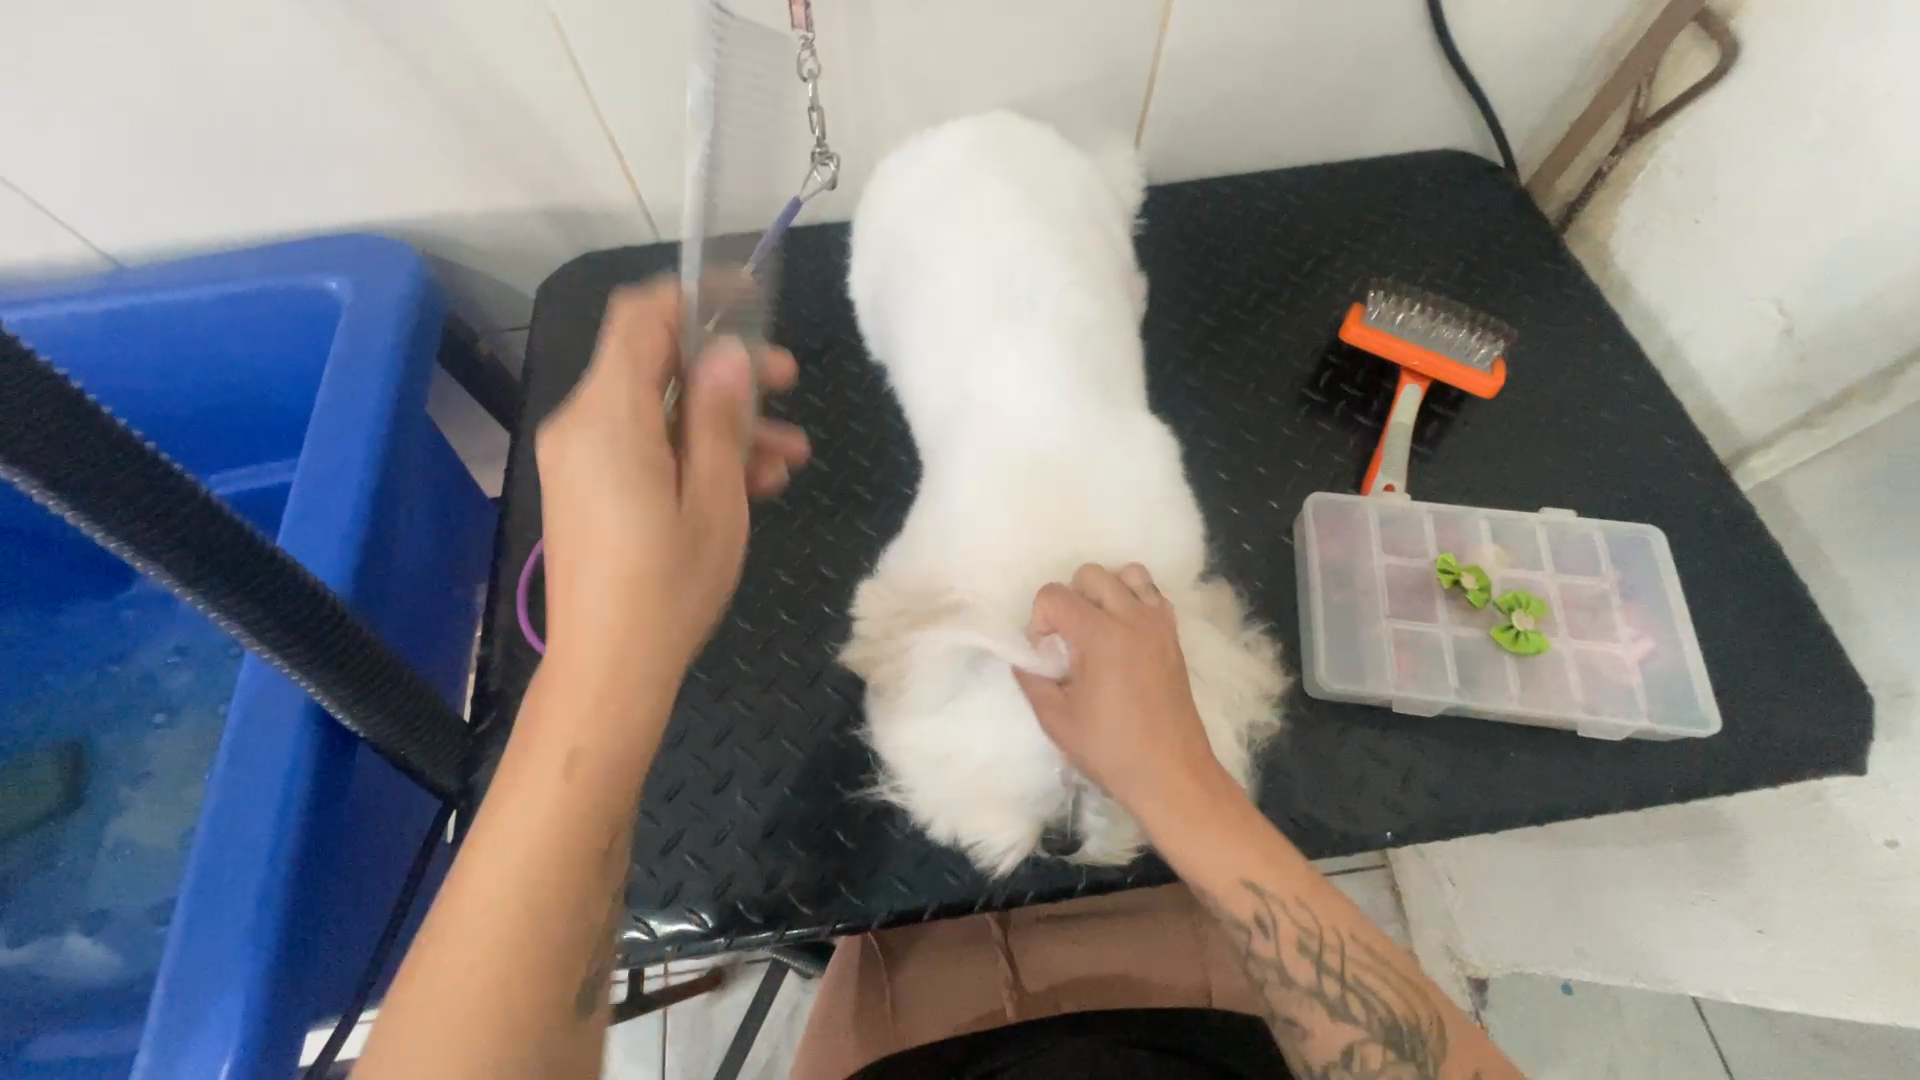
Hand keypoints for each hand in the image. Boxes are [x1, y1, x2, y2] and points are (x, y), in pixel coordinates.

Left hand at [534, 280, 809, 673]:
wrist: (611, 666)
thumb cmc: (670, 584)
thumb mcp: (713, 497)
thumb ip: (717, 416)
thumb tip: (729, 352)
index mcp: (609, 417)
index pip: (641, 318)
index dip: (695, 295)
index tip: (749, 298)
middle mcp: (585, 424)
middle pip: (657, 365)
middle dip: (728, 370)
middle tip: (791, 383)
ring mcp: (585, 458)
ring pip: (661, 411)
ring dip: (723, 422)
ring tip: (790, 454)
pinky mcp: (594, 487)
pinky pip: (648, 447)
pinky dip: (696, 452)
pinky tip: (755, 481)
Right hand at [1012, 564, 1229, 813]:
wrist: (1171, 774)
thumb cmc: (1111, 750)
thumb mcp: (1055, 719)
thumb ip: (1031, 678)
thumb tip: (1024, 658)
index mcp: (1100, 635)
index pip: (1054, 594)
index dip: (1040, 621)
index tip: (1048, 656)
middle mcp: (1131, 618)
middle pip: (1090, 574)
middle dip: (1070, 600)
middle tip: (1069, 642)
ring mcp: (1158, 623)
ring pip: (1127, 574)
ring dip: (1106, 592)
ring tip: (1098, 629)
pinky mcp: (1174, 636)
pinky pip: (1153, 594)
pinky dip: (1134, 601)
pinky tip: (1124, 636)